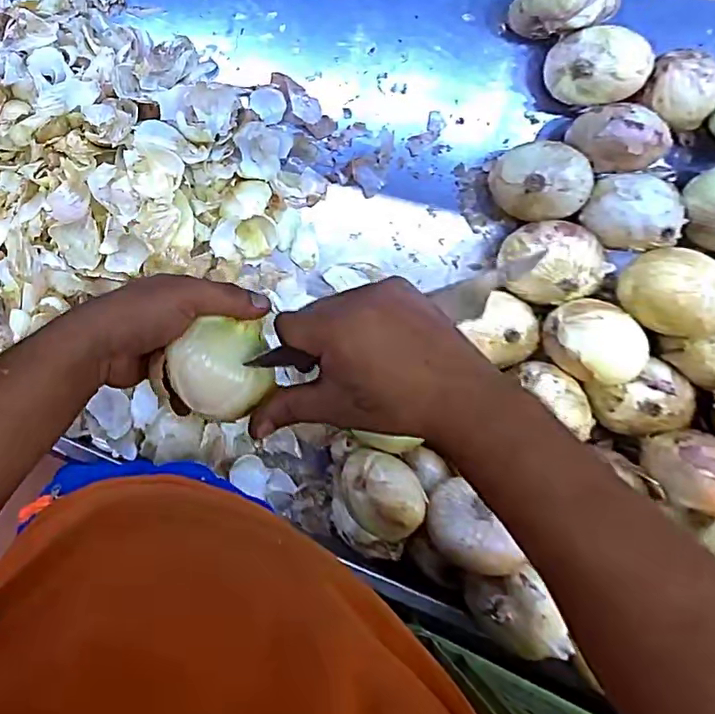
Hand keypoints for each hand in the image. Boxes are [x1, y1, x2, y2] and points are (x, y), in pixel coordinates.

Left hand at [36, 274, 268, 390]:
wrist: (98, 346)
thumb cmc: (143, 314)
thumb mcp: (188, 297)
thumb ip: (225, 299)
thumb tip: (265, 304)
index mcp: (177, 290)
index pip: (217, 299)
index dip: (238, 314)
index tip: (261, 336)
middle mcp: (169, 313)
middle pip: (206, 331)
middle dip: (224, 350)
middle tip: (247, 371)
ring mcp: (158, 341)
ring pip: (192, 359)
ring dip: (205, 376)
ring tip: (227, 394)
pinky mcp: (149, 366)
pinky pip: (175, 379)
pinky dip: (183, 391)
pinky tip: (194, 404)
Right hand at [249, 277, 505, 439]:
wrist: (462, 397)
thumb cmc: (392, 406)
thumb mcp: (334, 407)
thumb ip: (287, 408)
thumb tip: (251, 427)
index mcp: (329, 327)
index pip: (286, 325)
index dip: (296, 350)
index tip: (318, 370)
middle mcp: (350, 298)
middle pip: (313, 314)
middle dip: (320, 338)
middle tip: (346, 368)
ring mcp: (378, 288)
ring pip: (339, 304)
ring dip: (344, 324)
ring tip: (372, 355)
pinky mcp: (401, 286)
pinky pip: (368, 296)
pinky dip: (371, 313)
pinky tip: (391, 339)